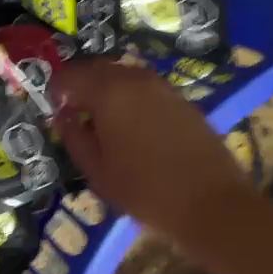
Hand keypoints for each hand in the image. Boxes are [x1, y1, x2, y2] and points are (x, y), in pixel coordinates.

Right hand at [53, 59, 252, 237]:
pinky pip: (146, 88)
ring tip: (108, 121)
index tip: (58, 111)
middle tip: (79, 113)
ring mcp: (160, 85)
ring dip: (109, 90)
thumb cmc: (147, 190)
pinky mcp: (181, 98)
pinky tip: (138, 128)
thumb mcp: (98, 172)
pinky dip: (133, 98)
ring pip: (123, 75)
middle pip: (97, 68)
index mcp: (107, 91)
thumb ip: (74, 138)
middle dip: (83, 85)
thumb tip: (62, 116)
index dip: (58, 91)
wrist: (215, 205)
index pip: (70, 75)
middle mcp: (132, 77)